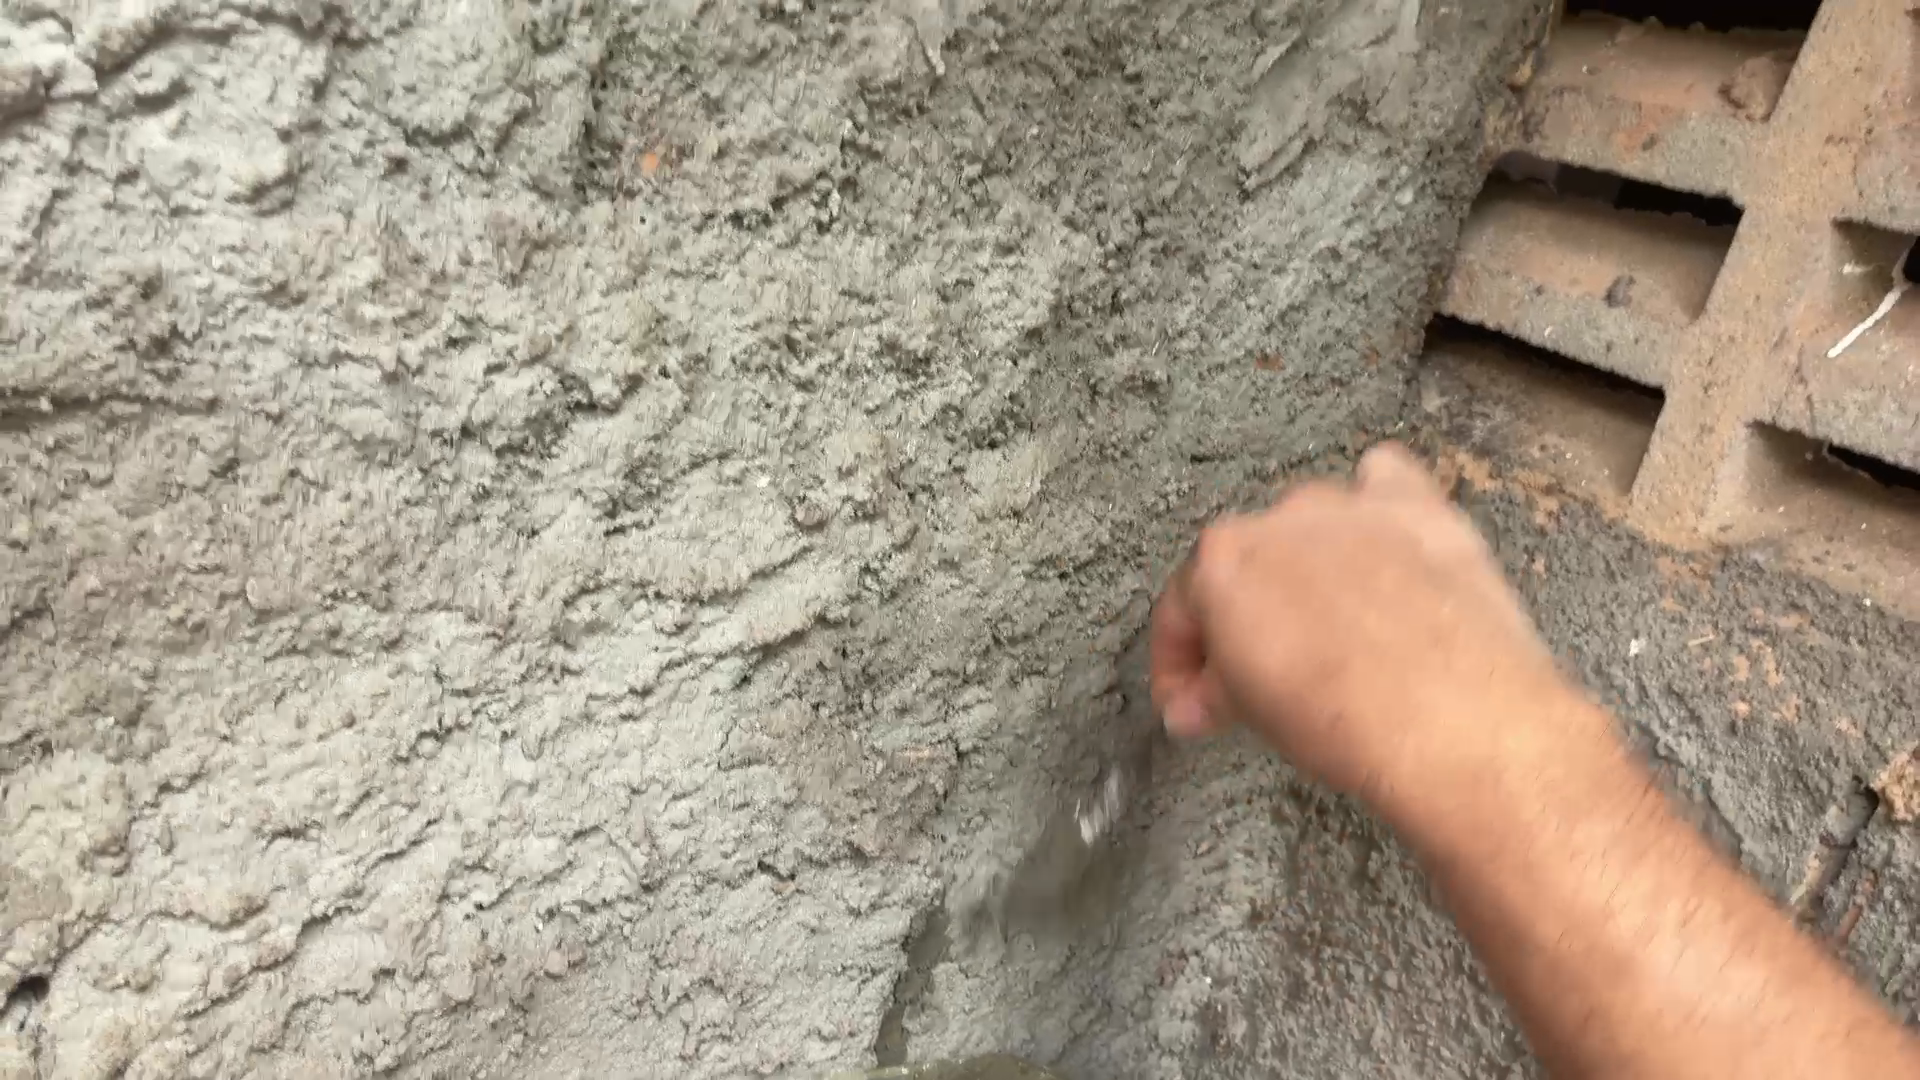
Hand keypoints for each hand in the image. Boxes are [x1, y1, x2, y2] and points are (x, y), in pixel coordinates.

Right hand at [1149, 443, 1608, 825]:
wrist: (1454, 722)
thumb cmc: (1342, 715)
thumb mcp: (1247, 711)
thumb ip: (1210, 690)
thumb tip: (1200, 700)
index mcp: (1218, 560)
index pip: (1178, 609)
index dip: (1176, 661)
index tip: (1188, 694)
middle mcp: (1274, 521)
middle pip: (1240, 567)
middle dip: (1238, 619)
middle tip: (1249, 674)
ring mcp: (1347, 510)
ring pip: (1304, 526)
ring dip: (1301, 567)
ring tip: (1323, 626)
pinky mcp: (1416, 511)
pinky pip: (1383, 483)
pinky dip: (1374, 504)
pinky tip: (1376, 536)